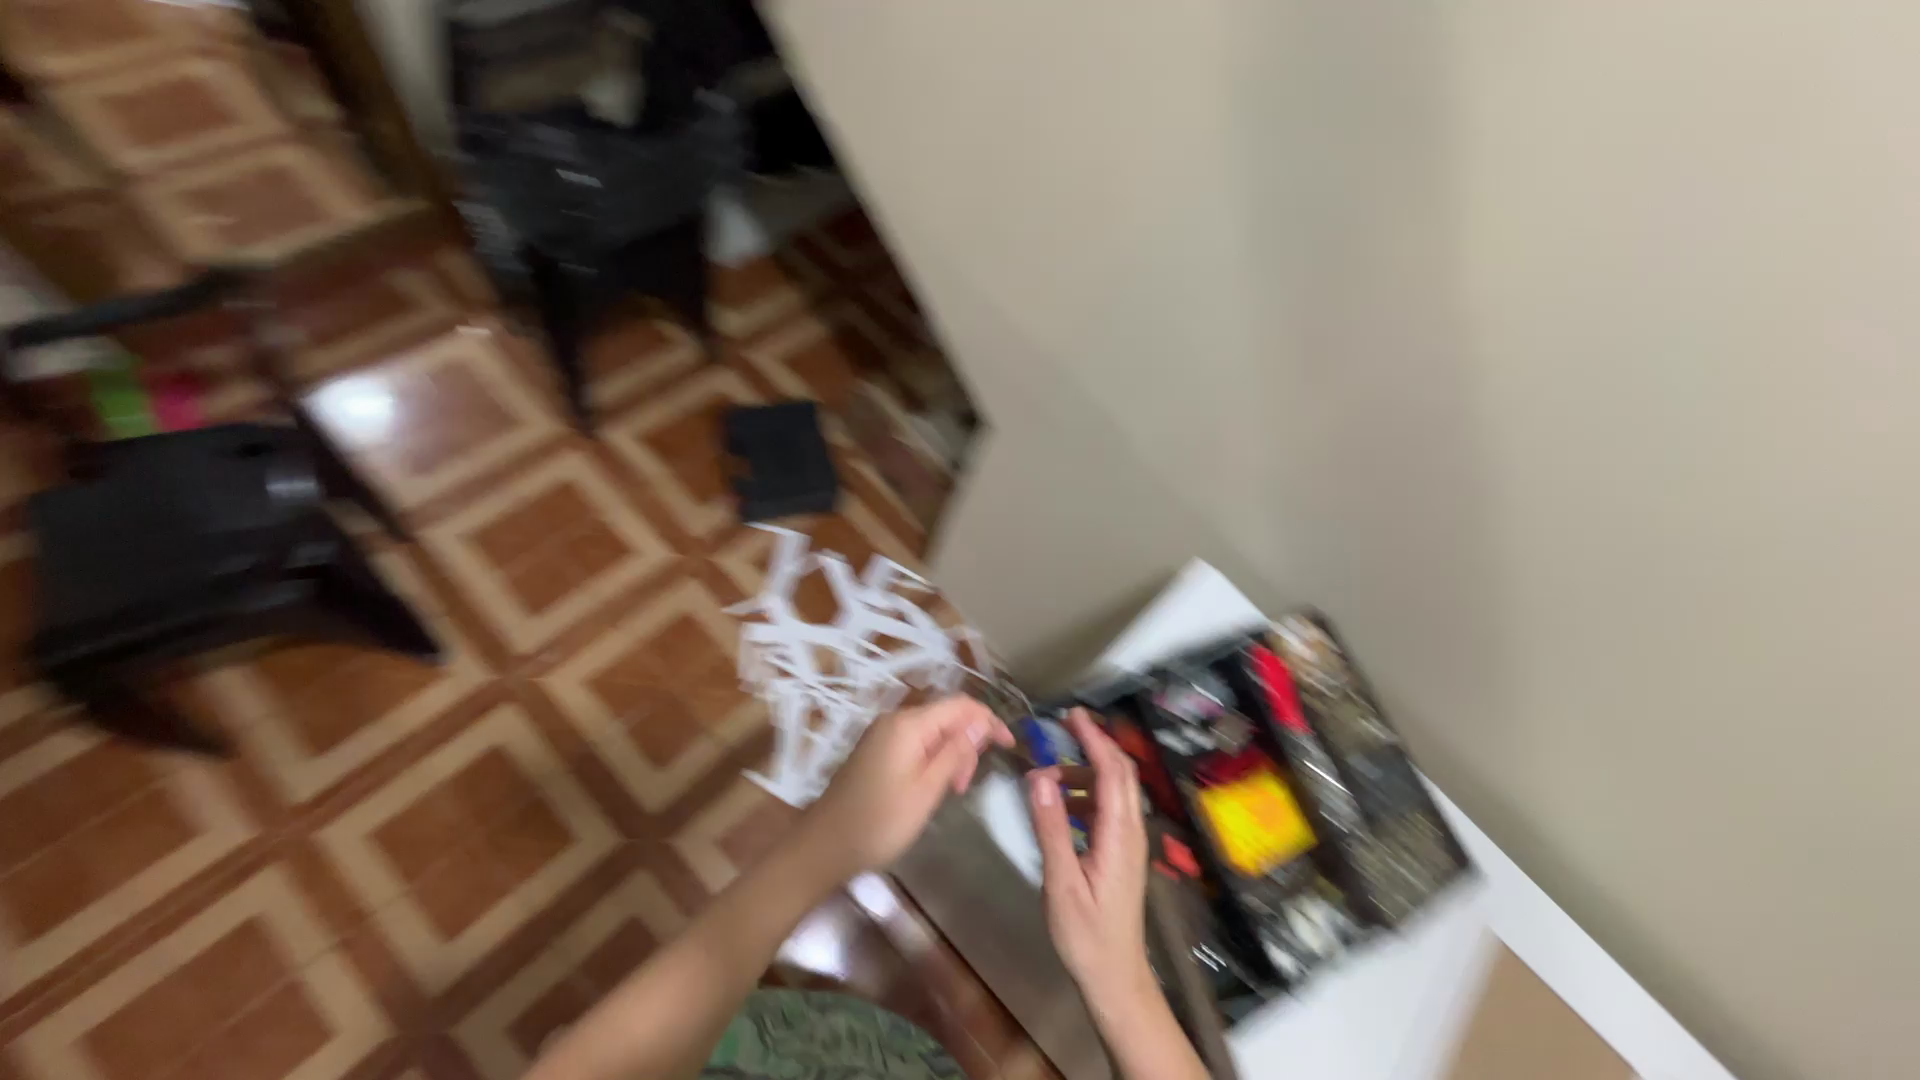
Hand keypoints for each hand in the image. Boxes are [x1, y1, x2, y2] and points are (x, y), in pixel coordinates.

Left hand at [801, 696, 1013, 877]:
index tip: (1010, 745)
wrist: (825, 845)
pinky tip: (933, 785)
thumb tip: (981, 722)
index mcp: (908, 725)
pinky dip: (933, 758)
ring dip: (951, 754)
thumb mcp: (927, 790)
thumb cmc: (880, 821)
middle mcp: (895, 720)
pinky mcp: (877, 750)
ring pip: (933, 731)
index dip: (988, 720)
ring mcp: (883, 734)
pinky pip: (916, 742)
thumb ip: (955, 753)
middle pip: (946, 716)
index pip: (960, 705)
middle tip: (966, 785)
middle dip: (967, 743)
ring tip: (951, 791)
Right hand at [1028, 709, 1153, 1001]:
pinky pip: (1106, 810)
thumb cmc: (1087, 934)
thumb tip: (1039, 780)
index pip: (1112, 771)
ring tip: (1045, 779)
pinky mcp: (1121, 854)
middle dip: (1094, 744)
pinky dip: (1084, 795)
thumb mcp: (1062, 883)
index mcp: (1119, 834)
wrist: (1115, 976)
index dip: (1094, 739)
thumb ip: (1051, 829)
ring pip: (1112, 791)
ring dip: (1083, 774)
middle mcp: (1131, 831)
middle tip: (1064, 727)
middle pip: (1119, 774)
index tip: (1073, 715)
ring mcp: (1129, 843)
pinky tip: (1059, 807)